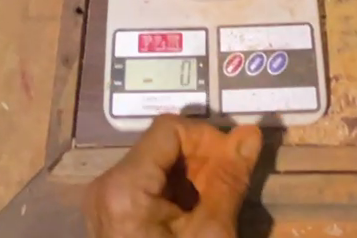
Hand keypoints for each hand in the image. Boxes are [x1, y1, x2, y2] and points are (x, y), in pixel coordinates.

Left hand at [84, 115, 261, 237]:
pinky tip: (199, 217)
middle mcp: (105, 187)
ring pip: (158, 166)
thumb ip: (229, 179)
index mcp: (123, 186)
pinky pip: (148, 188)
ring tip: (219, 205)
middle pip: (162, 147)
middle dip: (203, 160)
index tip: (236, 162)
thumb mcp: (211, 236)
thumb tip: (251, 133)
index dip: (207, 138)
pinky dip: (178, 195)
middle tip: (233, 186)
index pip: (170, 129)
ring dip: (194, 177)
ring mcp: (105, 205)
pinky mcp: (112, 220)